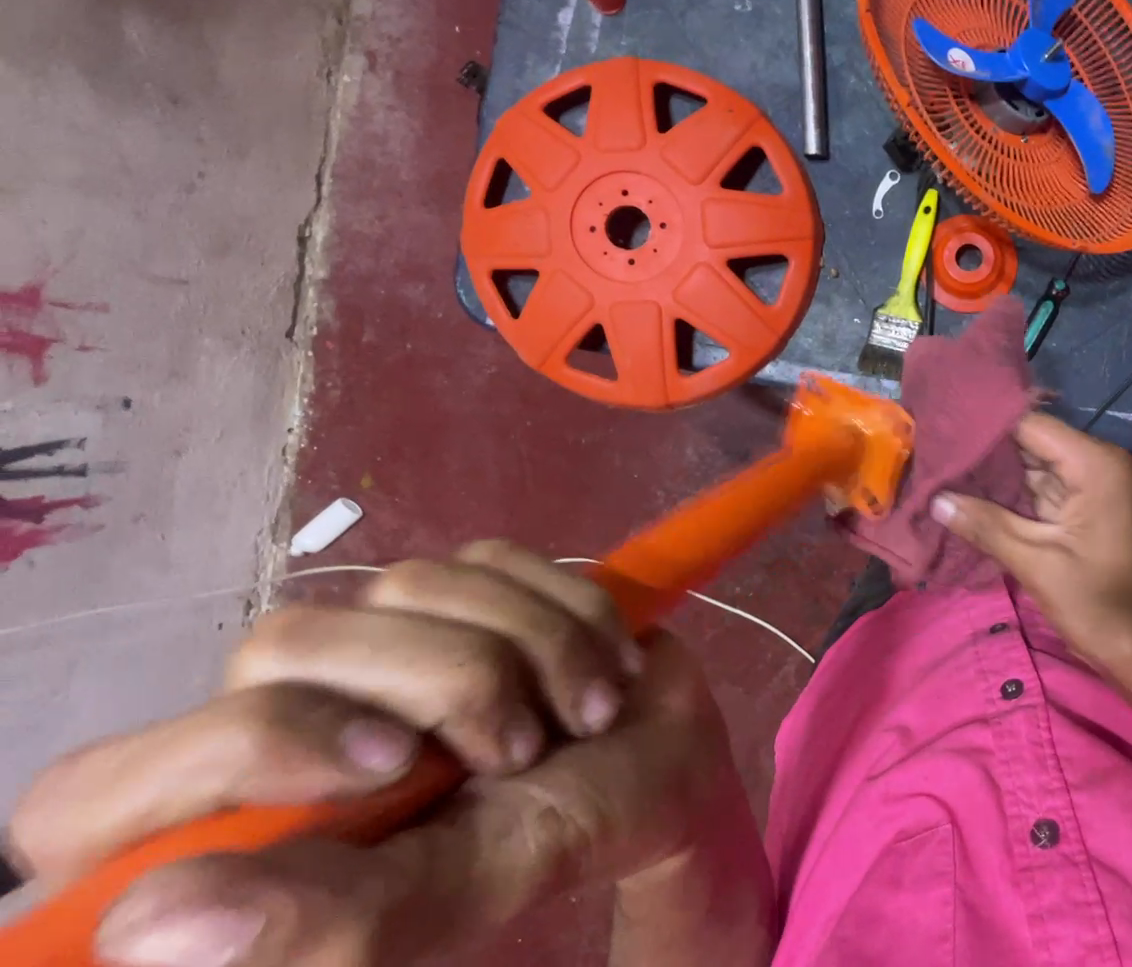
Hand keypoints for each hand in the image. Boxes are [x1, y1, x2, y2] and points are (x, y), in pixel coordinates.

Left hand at [7, 541, 744, 966]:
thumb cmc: (577, 831)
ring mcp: (382, 634)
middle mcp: (288, 714)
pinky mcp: (462, 582)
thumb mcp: (475, 884)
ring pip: (412, 583)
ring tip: (592, 709)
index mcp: (242, 825)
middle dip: (452, 685)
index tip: (396, 765)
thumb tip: (145, 929)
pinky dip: (573, 610)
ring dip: (539, 650)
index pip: (103, 788)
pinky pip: (495, 557)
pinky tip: (605, 659)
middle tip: (524, 749)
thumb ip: (341, 918)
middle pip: (294, 643)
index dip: (256, 747)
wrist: (674, 758)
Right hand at [931, 414, 1131, 681]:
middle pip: (1025, 440)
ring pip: (1025, 464)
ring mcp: (1085, 483)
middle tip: (925, 448)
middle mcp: (1092, 462)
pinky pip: (1032, 487)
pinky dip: (1000, 492)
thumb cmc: (1098, 605)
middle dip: (978, 448)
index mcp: (1093, 464)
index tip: (935, 427)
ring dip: (985, 470)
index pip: (1026, 424)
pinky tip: (958, 492)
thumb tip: (934, 499)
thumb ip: (985, 525)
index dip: (980, 424)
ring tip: (932, 466)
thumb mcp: (1036, 564)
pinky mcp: (1076, 505)